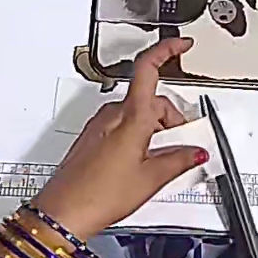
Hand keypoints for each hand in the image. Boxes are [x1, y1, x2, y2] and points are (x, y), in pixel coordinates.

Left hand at [31, 37, 206, 239]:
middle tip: (183, 144)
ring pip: (137, 113)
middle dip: (171, 118)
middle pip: (151, 99)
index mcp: (131, 117)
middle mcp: (113, 114)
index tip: (182, 44)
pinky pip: (123, 124)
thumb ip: (179, 159)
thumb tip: (195, 151)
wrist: (63, 213)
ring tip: (160, 159)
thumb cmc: (98, 195)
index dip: (167, 49)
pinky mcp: (94, 136)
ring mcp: (101, 124)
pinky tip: (142, 161)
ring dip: (154, 128)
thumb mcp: (151, 179)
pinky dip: (138, 134)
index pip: (148, 67)